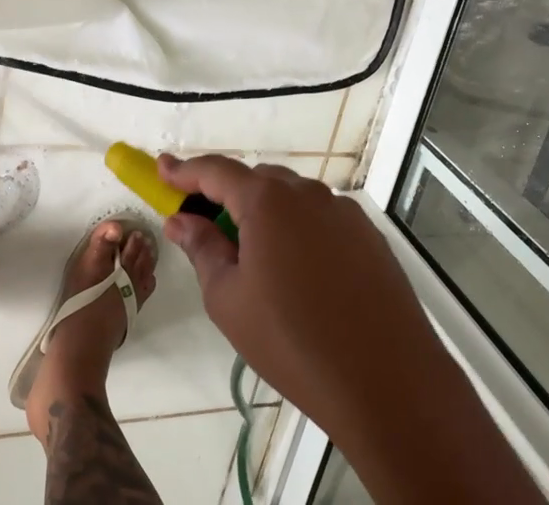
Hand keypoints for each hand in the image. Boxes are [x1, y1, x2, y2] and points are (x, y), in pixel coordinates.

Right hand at [157, 154, 447, 436]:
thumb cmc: (292, 341)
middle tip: (208, 229)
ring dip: (268, 217)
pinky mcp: (371, 238)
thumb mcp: (229, 299)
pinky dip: (301, 233)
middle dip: (229, 197)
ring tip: (256, 264)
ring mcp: (346, 214)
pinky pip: (323, 221)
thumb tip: (181, 220)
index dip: (186, 170)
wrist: (386, 379)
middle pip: (259, 181)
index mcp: (269, 201)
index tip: (162, 168)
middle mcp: (310, 194)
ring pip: (294, 201)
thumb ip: (203, 249)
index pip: (217, 172)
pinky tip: (300, 276)